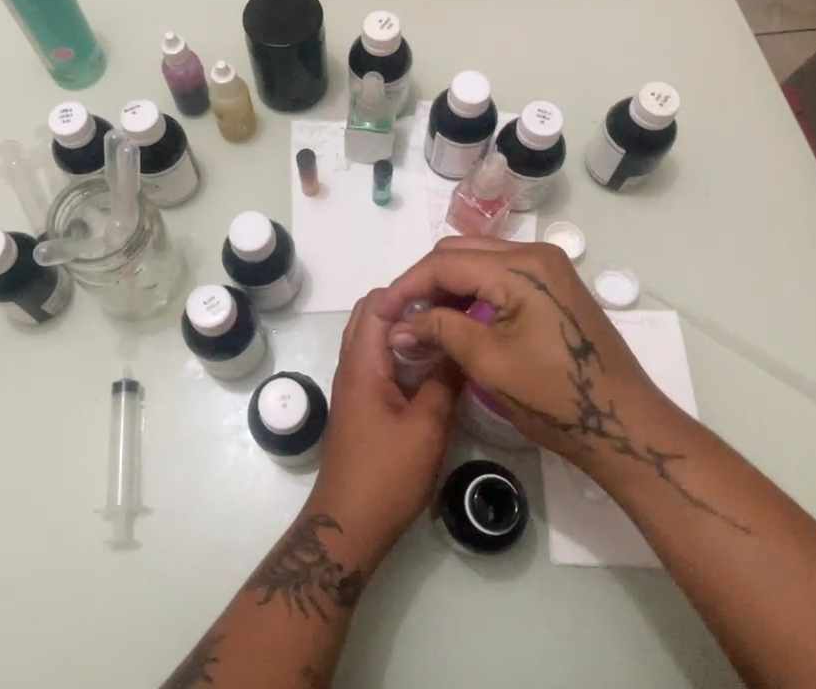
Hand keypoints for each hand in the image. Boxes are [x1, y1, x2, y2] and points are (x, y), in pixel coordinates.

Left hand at [310, 291, 463, 554]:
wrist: (349, 524)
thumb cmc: (386, 474)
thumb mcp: (427, 426)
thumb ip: (446, 380)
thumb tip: (465, 342)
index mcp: (362, 363)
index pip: (378, 302)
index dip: (412, 290)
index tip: (451, 293)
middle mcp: (352, 366)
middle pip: (373, 316)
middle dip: (410, 305)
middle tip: (453, 311)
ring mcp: (355, 386)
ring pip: (377, 340)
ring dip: (407, 331)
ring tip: (450, 334)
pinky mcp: (363, 405)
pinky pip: (380, 364)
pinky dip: (403, 355)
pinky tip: (435, 369)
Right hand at [374, 237, 668, 479]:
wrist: (623, 423)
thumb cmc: (554, 396)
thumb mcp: (488, 362)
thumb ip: (440, 330)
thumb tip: (398, 325)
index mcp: (521, 268)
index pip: (446, 263)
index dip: (407, 286)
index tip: (381, 312)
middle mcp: (535, 254)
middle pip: (461, 252)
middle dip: (425, 281)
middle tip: (399, 316)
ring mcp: (548, 268)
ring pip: (479, 260)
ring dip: (447, 284)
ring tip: (421, 318)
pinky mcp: (554, 286)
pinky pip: (500, 274)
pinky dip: (472, 290)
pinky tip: (454, 316)